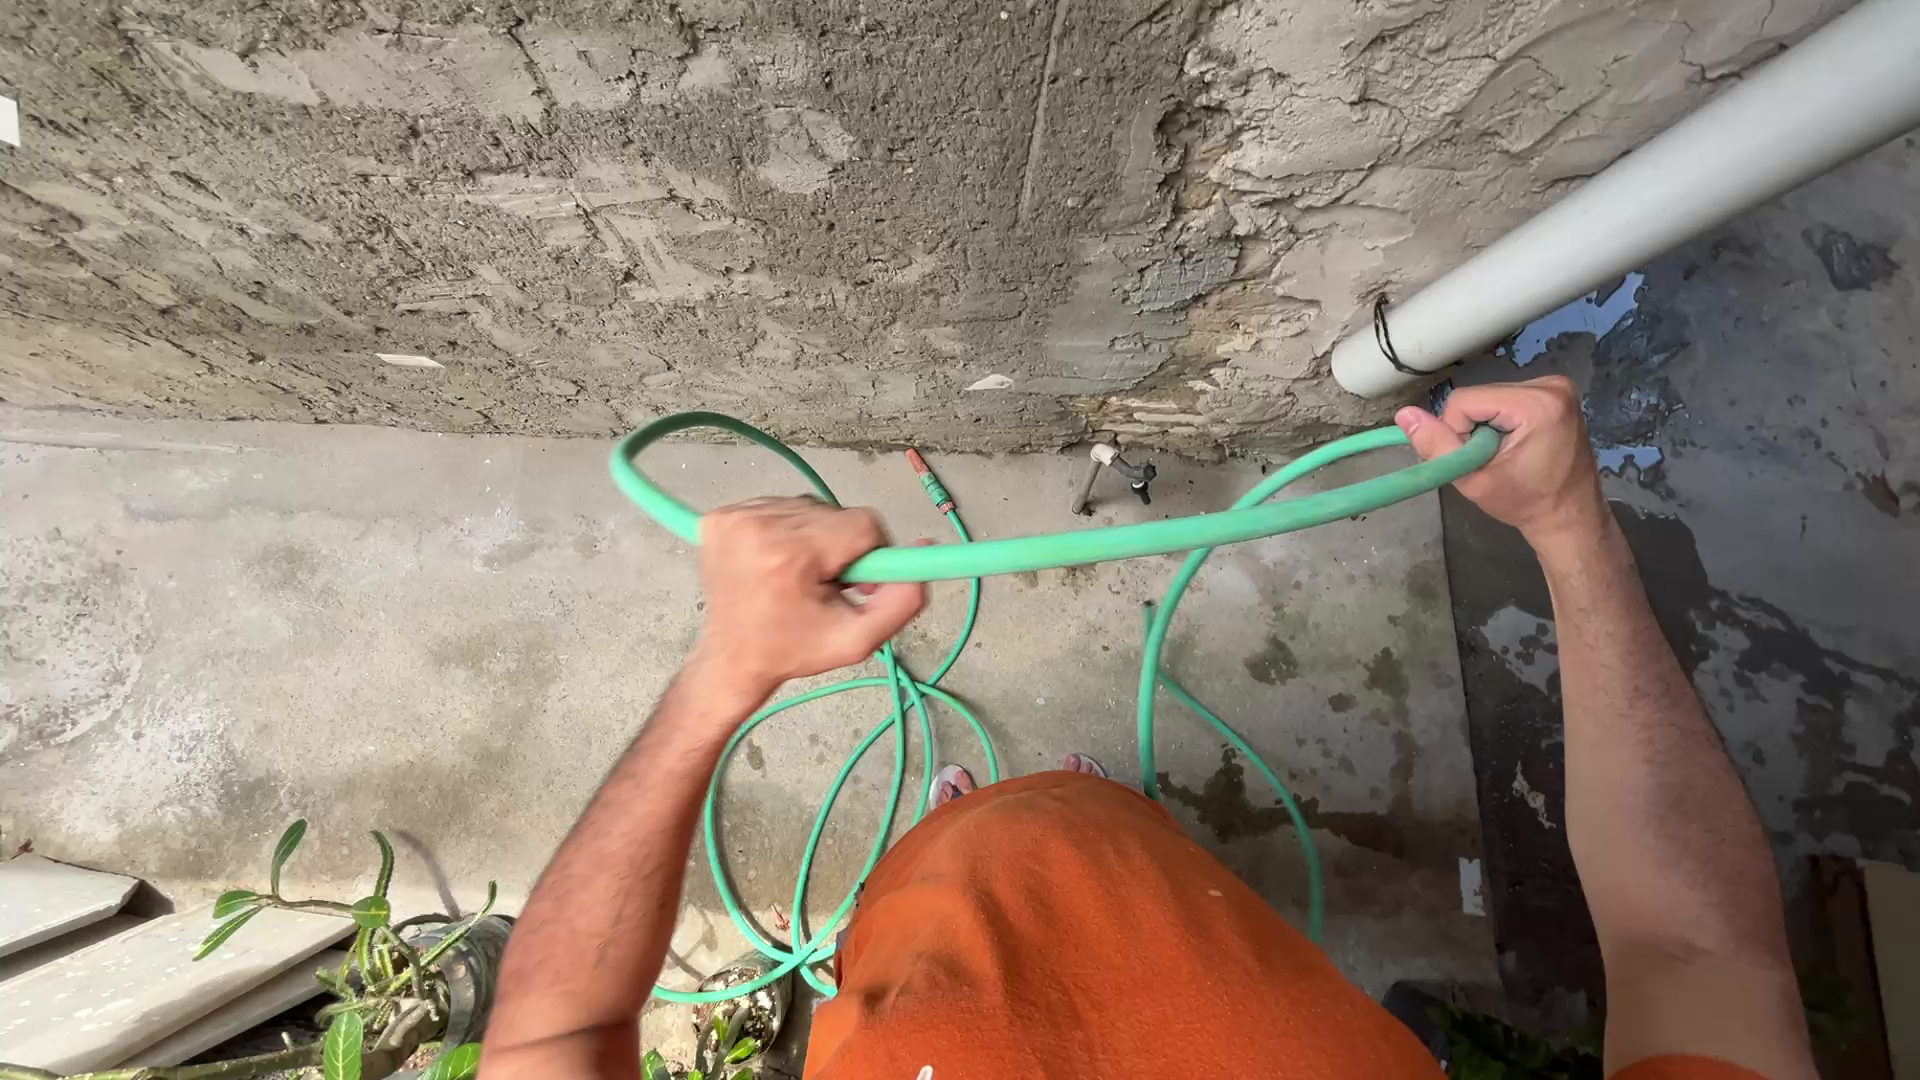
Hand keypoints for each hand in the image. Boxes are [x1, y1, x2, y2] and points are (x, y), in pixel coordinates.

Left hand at [691, 496, 925, 693]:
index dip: (871, 552)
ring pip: (812, 508)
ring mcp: (735, 516)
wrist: (732, 659)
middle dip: (842, 548)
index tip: (858, 582)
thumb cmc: (793, 650)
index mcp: (789, 554)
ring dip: (816, 538)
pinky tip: (779, 562)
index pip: (862, 524)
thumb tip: (926, 548)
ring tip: (800, 575)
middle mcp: (758, 524)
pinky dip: (790, 532)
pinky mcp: (722, 515)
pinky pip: (782, 508)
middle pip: (837, 514)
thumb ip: (902, 600)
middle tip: (827, 585)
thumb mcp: (858, 640)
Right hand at [1396, 376, 1608, 546]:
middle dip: (1469, 429)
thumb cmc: (1524, 502)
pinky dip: (1495, 422)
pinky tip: (1510, 444)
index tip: (1475, 459)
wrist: (1568, 514)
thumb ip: (1437, 445)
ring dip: (1480, 426)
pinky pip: (1501, 400)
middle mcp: (1550, 386)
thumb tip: (1403, 414)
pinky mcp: (1552, 394)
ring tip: (1500, 454)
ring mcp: (1554, 387)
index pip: (1462, 402)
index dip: (1455, 432)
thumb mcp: (1472, 479)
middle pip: (1475, 397)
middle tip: (1488, 459)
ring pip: (1485, 398)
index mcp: (1537, 404)